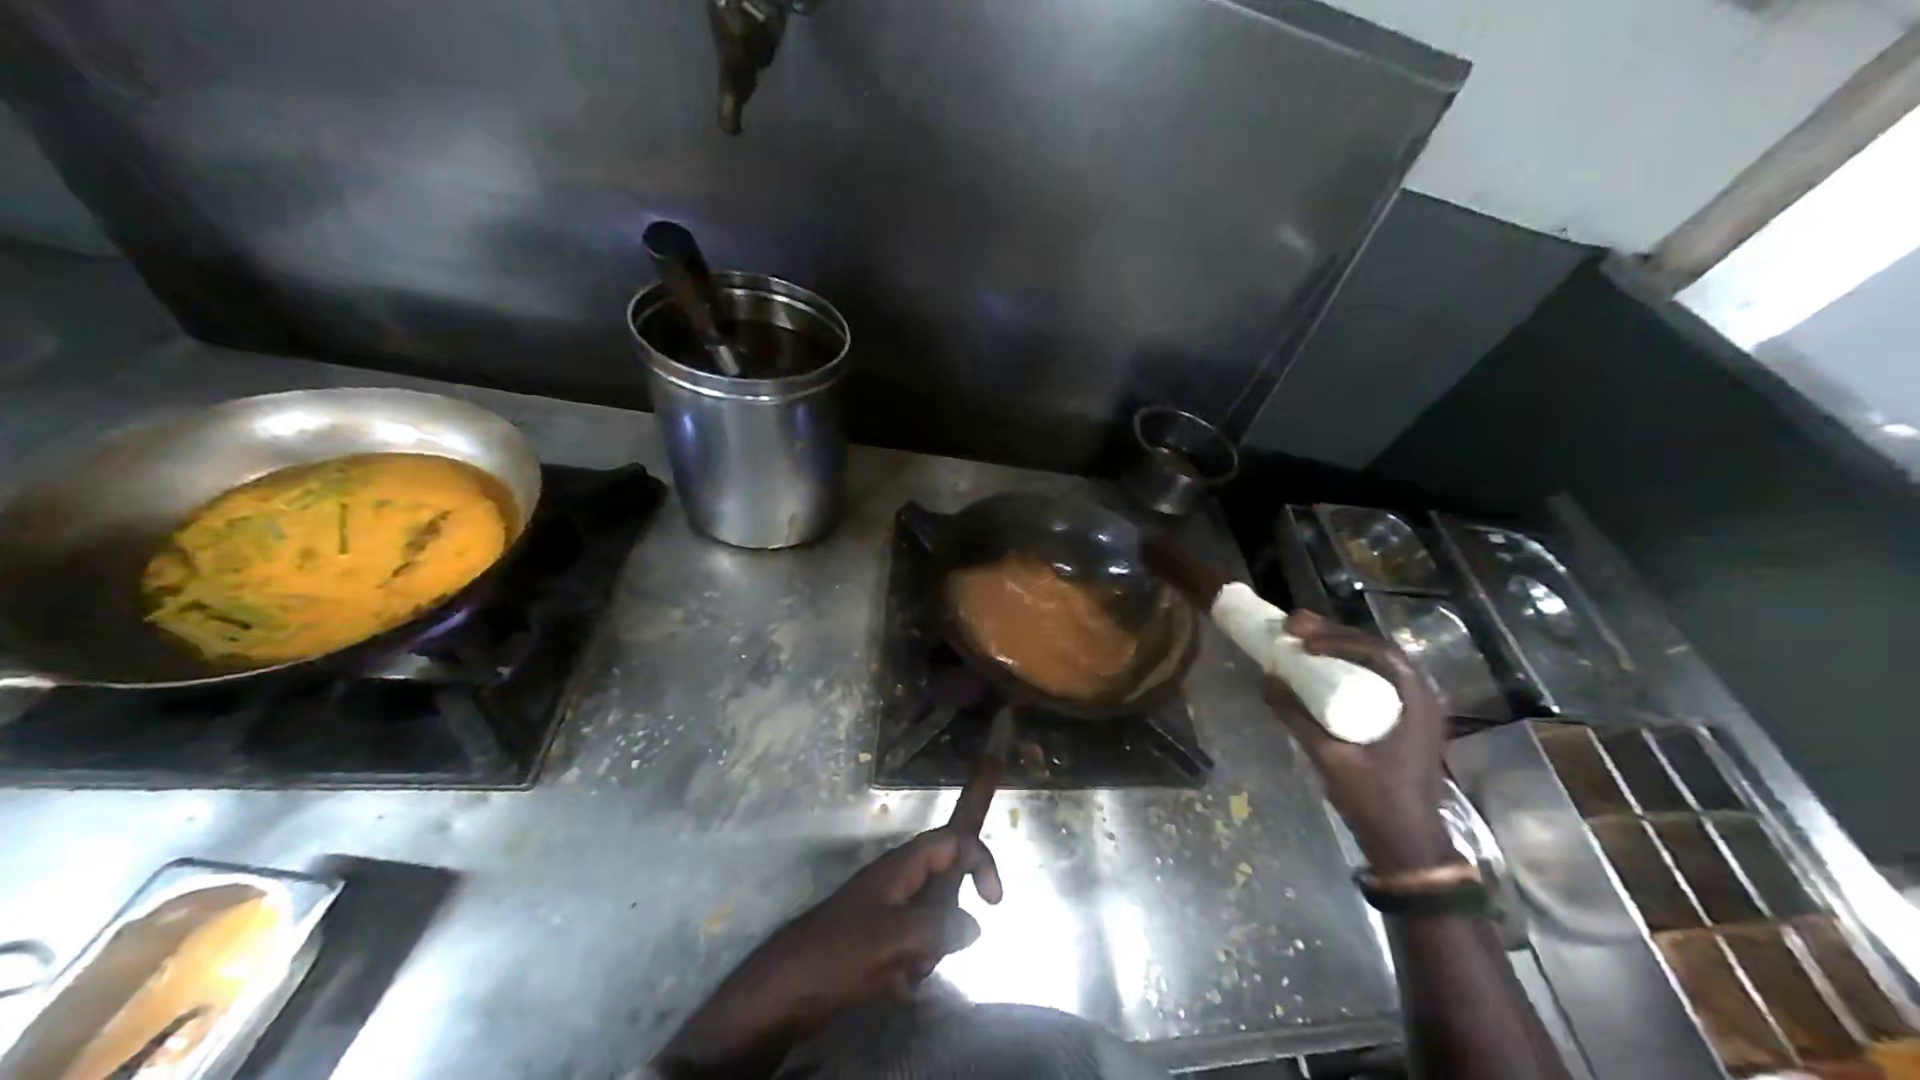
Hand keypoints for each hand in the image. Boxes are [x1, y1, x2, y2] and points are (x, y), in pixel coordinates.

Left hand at [655, 828, 1001, 1079]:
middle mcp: (895, 883)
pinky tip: (894, 985)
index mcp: (899, 868)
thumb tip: (974, 925)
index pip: (951, 842)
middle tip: (931, 948)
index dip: (979, 859)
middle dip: (949, 918)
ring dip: (930, 947)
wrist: (784, 991)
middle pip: (944, 883)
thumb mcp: (894, 938)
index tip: (994, 900)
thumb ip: (939, 926)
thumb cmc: (837, 954)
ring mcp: (885, 911)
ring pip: (932, 919)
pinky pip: (914, 945)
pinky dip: (913, 964)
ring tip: (906, 972)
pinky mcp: (877, 941)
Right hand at [1267, 611, 1455, 873]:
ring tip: (1300, 638)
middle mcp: (1421, 697)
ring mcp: (1414, 708)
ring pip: (1375, 662)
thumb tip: (1268, 680)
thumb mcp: (1329, 757)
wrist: (1407, 844)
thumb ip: (1297, 717)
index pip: (1380, 652)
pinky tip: (1319, 666)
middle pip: (1376, 650)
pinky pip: (1374, 679)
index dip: (1338, 639)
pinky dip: (1346, 665)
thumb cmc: (1374, 801)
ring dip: (1338, 646)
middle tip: (1293, 626)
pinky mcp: (1403, 719)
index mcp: (1415, 702)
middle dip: (1333, 634)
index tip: (1302, 642)